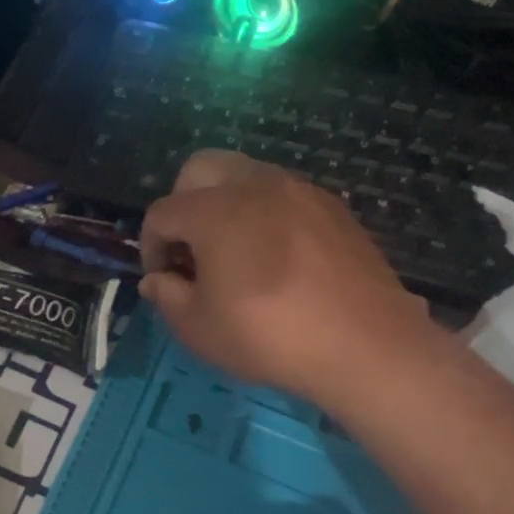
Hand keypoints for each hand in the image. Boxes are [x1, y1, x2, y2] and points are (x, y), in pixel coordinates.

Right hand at [139, 150, 442, 404]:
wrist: (363, 344)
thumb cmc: (267, 337)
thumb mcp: (197, 328)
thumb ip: (167, 295)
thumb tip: (157, 279)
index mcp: (216, 211)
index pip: (162, 212)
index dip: (150, 247)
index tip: (161, 280)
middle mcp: (257, 186)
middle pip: (201, 169)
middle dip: (183, 204)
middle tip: (189, 250)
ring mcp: (300, 192)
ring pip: (245, 176)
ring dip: (224, 205)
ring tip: (230, 255)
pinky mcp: (332, 208)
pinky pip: (282, 196)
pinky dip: (262, 215)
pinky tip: (272, 260)